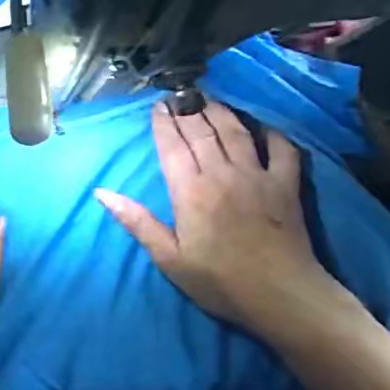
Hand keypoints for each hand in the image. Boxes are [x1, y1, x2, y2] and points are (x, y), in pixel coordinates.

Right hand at [94, 100, 347, 337]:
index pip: (173, 148)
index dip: (163, 125)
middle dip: (188, 111)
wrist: (281, 295)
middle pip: (202, 134)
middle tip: (178, 94)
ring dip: (221, 112)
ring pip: (237, 133)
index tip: (156, 106)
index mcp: (191, 192)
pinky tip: (262, 125)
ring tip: (209, 98)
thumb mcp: (169, 257)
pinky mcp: (287, 186)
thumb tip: (103, 193)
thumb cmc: (218, 281)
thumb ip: (137, 221)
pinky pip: (283, 149)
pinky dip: (272, 132)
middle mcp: (223, 175)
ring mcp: (258, 177)